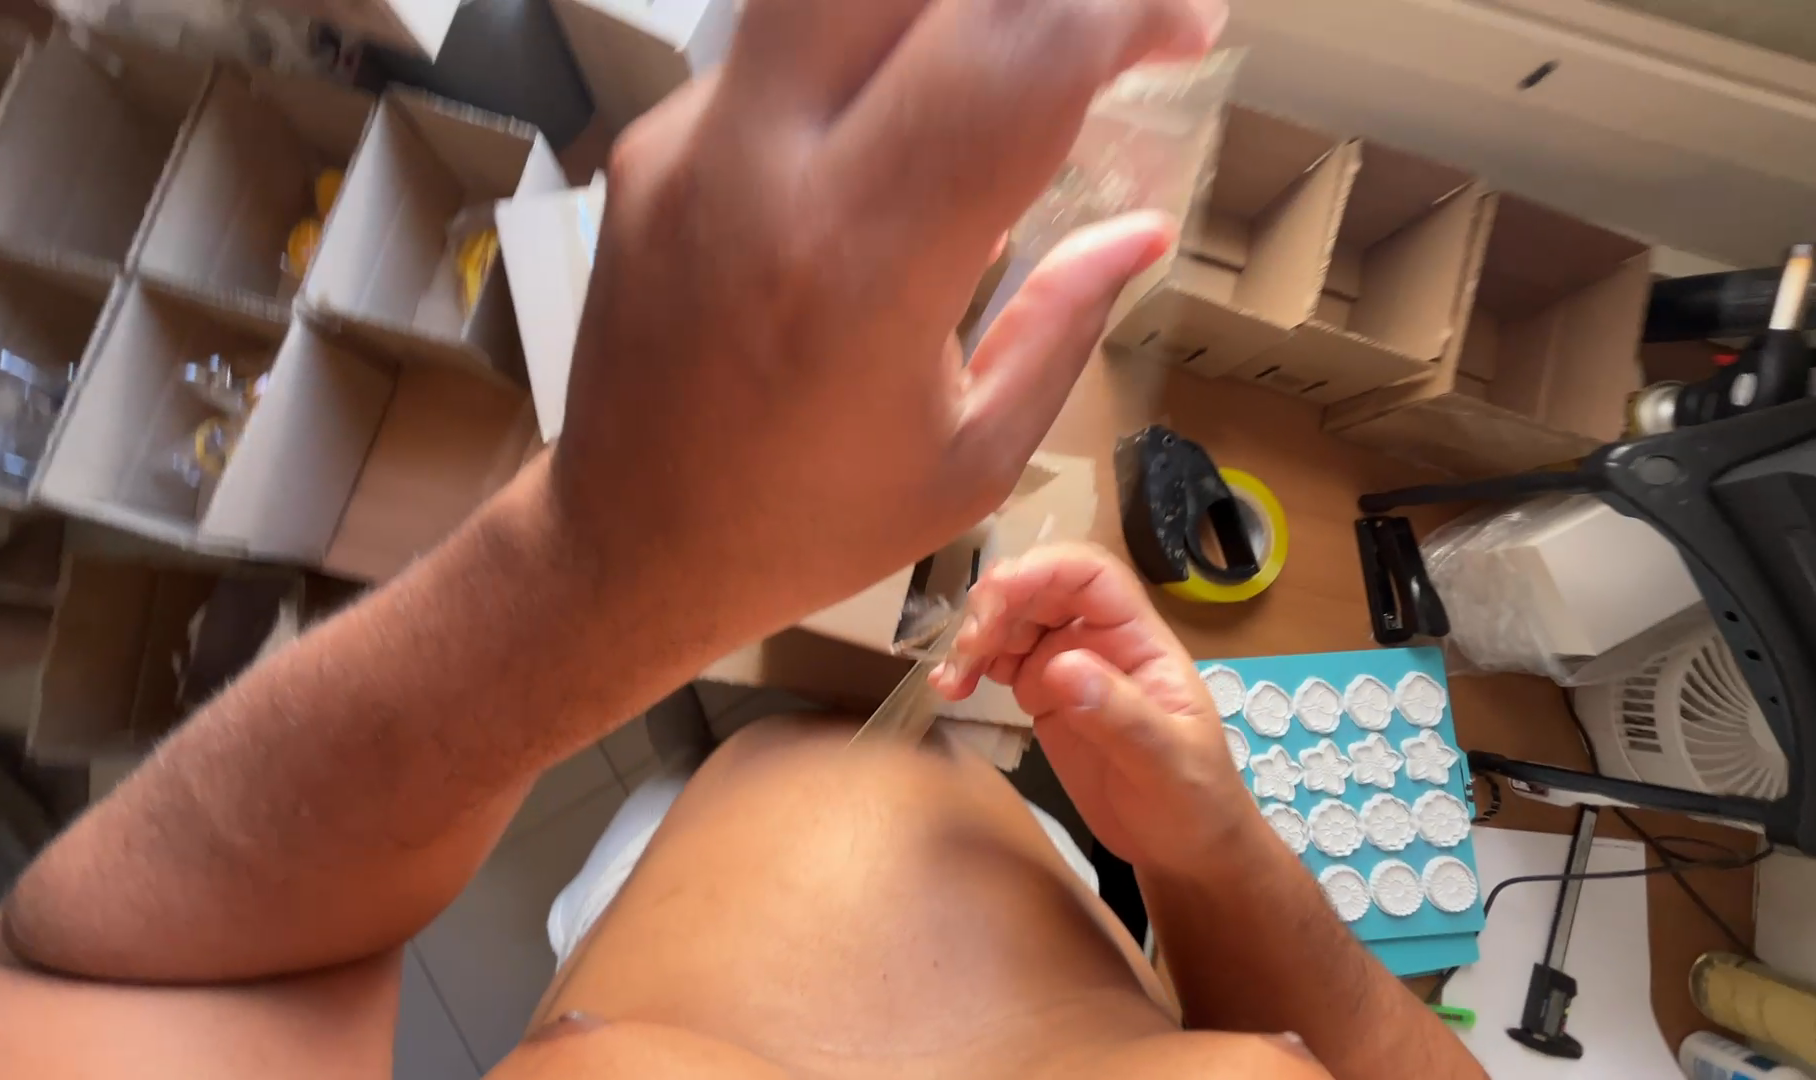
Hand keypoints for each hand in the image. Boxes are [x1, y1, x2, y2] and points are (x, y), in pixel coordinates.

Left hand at [554, 0, 1228, 653]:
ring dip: (938, 12)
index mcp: (864, 270)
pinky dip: (856, 62)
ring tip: (993, 79)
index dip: (1126, 9)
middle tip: (1086, 32)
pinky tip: (877, 144)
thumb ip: (1063, 331)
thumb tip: (1140, 232)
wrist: (633, 546)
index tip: (1182, 30)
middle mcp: (761, 172)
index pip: (1020, 55)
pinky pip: (774, 54)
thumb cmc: (808, 530)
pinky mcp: (648, 151)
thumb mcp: (967, 466)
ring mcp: (686, 145)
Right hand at [931, 543, 1257, 874]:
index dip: (1042, 570)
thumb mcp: (1170, 764)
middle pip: (1037, 589)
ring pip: (1009, 620)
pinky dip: (968, 667)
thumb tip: (1060, 667)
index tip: (997, 594)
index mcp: (1136, 637)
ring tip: (954, 679)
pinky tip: (951, 687)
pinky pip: (997, 661)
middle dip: (996, 605)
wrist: (1177, 846)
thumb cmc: (1193, 802)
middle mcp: (1096, 638)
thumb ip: (1122, 715)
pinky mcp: (1039, 691)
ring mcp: (1064, 662)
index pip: (1090, 575)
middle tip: (970, 648)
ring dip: (974, 637)